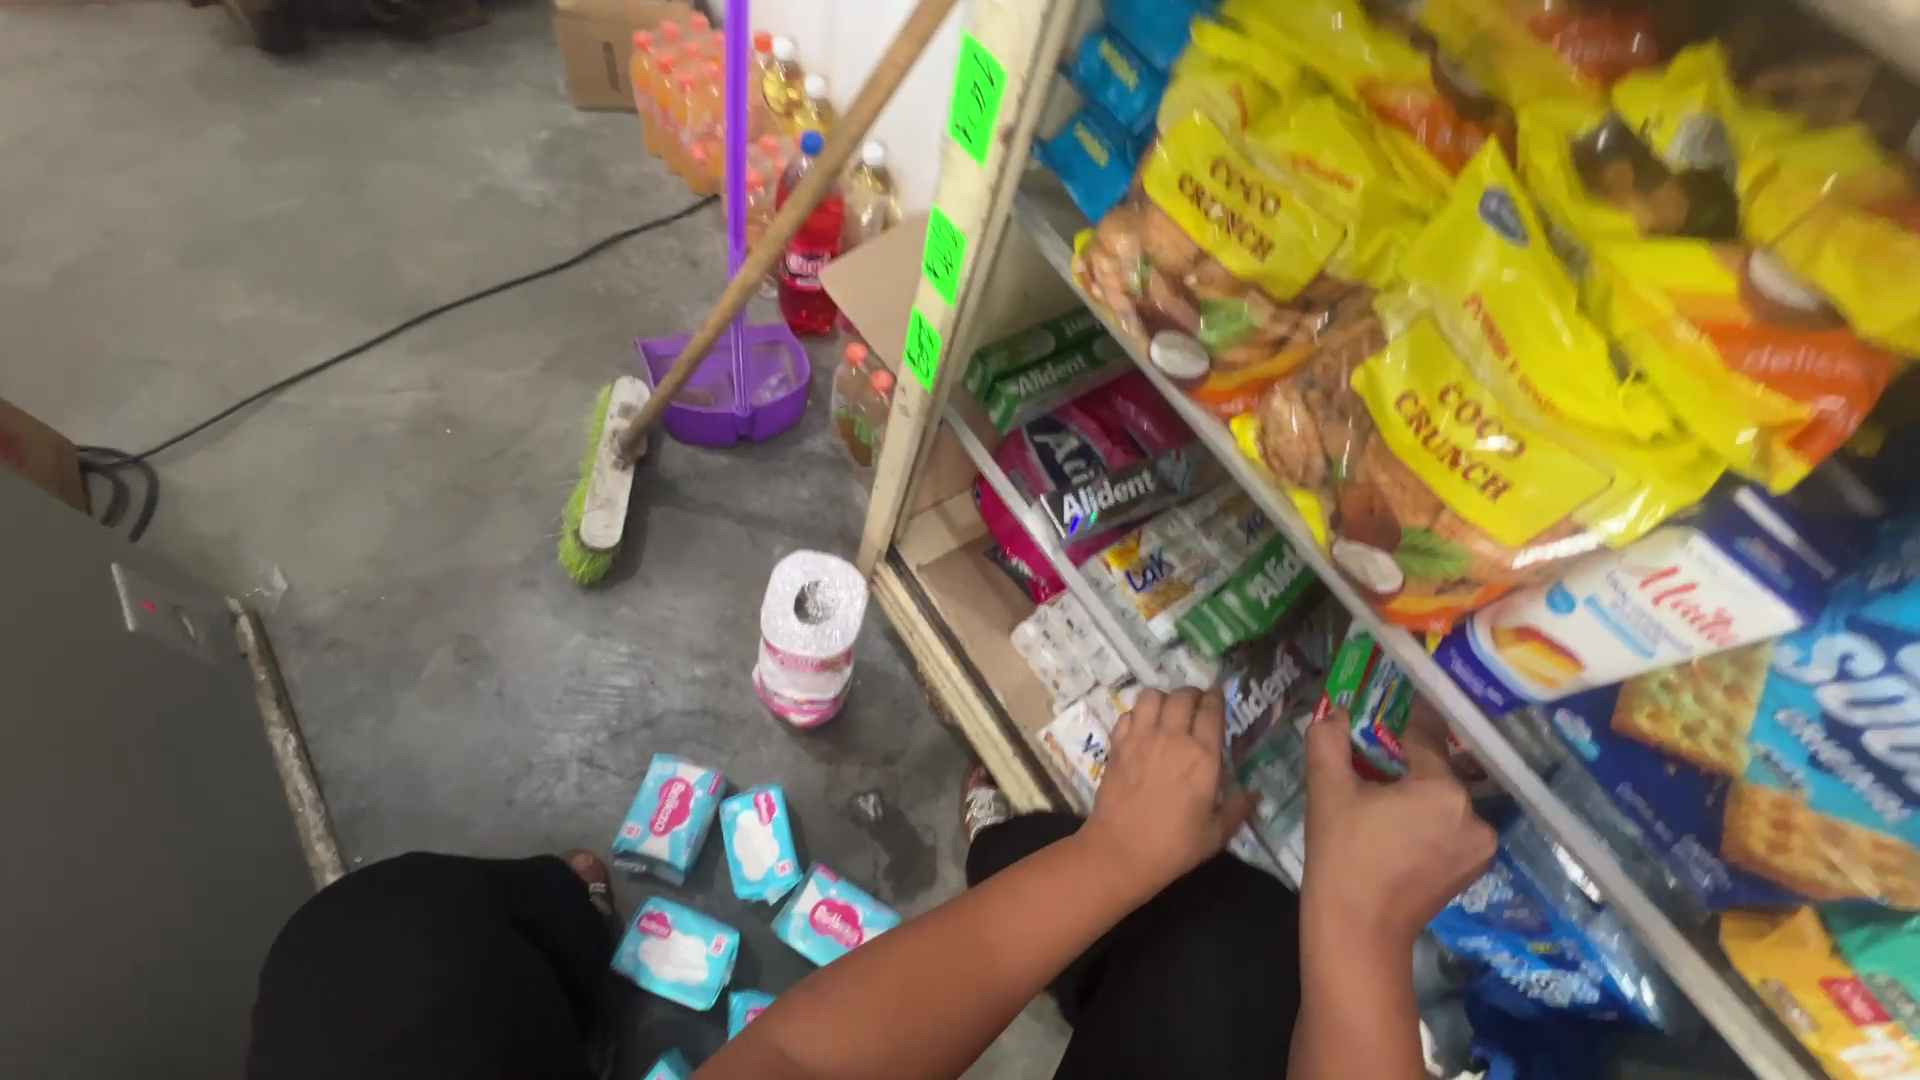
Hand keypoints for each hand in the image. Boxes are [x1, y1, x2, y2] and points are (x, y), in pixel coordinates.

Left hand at [1078, 687, 1255, 895]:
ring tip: (1167, 710)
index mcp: (1203, 756)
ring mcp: (1141, 738)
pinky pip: (1128, 714)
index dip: (1216, 698)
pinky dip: (1137, 714)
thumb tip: (1254, 794)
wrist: (1122, 849)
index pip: (1212, 711)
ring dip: (1162, 698)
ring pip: (1151, 696)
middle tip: (1195, 702)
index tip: (1217, 695)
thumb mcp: (1216, 834)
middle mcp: (1172, 738)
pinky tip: (1142, 727)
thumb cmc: (1174, 845)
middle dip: (1191, 694)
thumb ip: (1237, 809)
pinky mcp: (1117, 744)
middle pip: (1182, 696)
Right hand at [1303, 697, 1495, 951]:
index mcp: (1443, 790)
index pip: (1425, 737)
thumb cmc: (1342, 851)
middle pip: (1436, 770)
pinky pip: (1450, 824)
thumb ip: (1328, 739)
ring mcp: (1479, 846)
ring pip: (1444, 798)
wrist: (1358, 925)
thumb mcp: (1327, 787)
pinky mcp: (1473, 868)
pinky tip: (1395, 823)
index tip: (1392, 700)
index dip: (1403, 718)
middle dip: (1405, 761)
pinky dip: (1427, 817)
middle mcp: (1474, 814)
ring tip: (1381, 793)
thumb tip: (1336, 712)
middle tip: (1372, 756)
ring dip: (1417, 790)